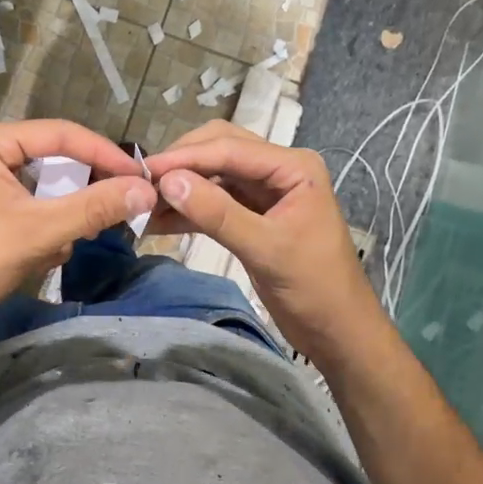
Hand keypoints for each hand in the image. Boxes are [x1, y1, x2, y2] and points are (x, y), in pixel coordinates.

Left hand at [0, 119, 155, 333]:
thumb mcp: (41, 231)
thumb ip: (94, 207)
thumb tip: (147, 190)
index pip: (61, 133)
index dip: (103, 152)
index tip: (139, 175)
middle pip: (57, 155)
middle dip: (86, 184)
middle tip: (124, 200)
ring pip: (51, 181)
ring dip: (70, 208)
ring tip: (88, 231)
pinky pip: (39, 200)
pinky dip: (53, 222)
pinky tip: (52, 251)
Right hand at [146, 121, 380, 361]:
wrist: (341, 336)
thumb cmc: (316, 288)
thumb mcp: (266, 249)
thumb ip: (218, 213)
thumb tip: (167, 182)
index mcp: (292, 166)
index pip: (230, 148)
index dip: (186, 157)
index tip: (144, 170)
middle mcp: (278, 169)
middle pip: (219, 150)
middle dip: (182, 165)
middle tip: (141, 183)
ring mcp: (265, 191)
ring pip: (213, 175)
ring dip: (182, 187)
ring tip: (143, 204)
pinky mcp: (253, 215)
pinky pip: (215, 200)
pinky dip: (190, 209)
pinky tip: (159, 221)